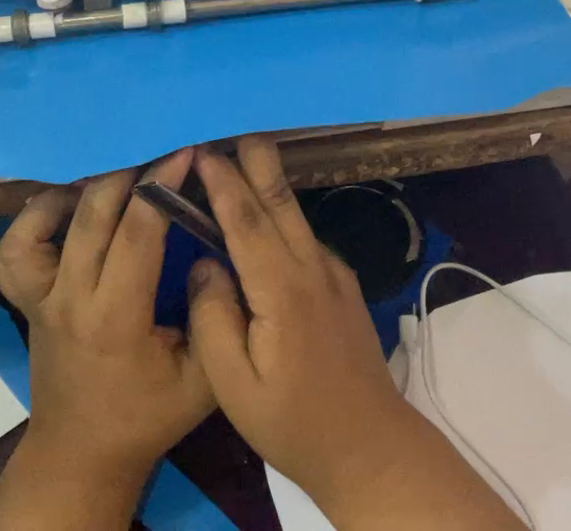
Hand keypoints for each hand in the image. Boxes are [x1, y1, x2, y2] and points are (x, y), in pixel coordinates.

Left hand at [0, 151, 214, 530]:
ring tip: (119, 174)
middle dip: (131, 172)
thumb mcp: (204, 378)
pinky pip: (15, 246)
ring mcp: (40, 296)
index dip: (163, 184)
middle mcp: (71, 298)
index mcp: (117, 318)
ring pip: (46, 220)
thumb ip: (218, 317)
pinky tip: (71, 203)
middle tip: (163, 152)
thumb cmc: (150, 415)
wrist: (84, 450)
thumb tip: (220, 251)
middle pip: (93, 212)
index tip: (188, 152)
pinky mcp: (25, 297)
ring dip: (85, 187)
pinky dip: (38, 215)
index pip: (138, 232)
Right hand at [185, 137, 525, 530]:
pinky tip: (262, 215)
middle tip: (231, 124)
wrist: (370, 446)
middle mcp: (312, 268)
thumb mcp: (234, 386)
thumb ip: (212, 318)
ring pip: (295, 214)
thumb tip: (203, 263)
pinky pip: (304, 236)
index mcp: (282, 290)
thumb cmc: (293, 422)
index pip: (246, 220)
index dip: (222, 182)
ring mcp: (333, 274)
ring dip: (266, 182)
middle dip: (254, 159)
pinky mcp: (342, 285)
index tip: (200, 150)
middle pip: (279, 200)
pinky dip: (280, 214)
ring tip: (239, 157)